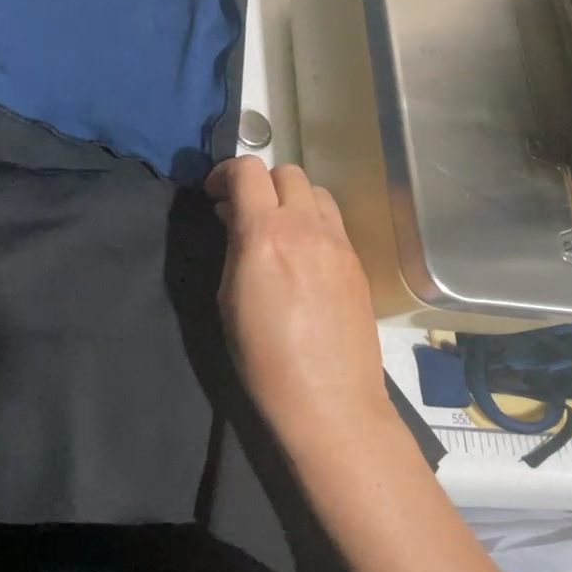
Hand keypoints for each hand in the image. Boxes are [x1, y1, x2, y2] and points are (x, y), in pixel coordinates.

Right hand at [207, 156, 385, 446]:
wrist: (330, 400)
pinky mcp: (357, 262)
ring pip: (315, 191)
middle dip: (259, 183)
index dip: (225, 173)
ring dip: (290, 199)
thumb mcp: (228, 299)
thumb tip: (237, 220)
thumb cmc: (263, 358)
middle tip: (243, 213)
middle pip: (286, 171)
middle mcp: (305, 227)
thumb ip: (234, 247)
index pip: (248, 170)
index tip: (214, 195)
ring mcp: (338, 243)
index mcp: (265, 234)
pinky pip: (333, 221)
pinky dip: (312, 222)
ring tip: (276, 229)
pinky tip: (302, 256)